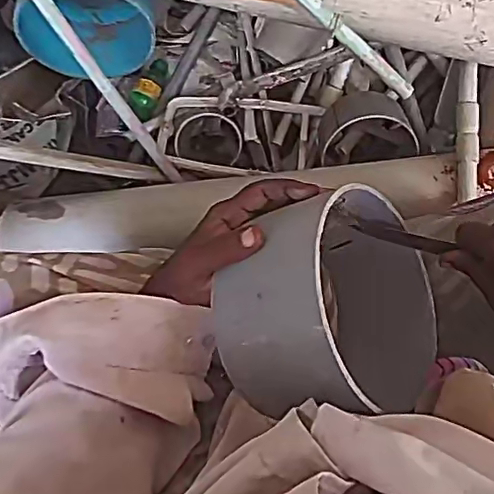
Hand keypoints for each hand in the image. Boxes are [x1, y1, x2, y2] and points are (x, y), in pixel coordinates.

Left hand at [141, 179, 322, 305]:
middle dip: (298, 198)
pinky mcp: (246, 260)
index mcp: (224, 218)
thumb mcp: (200, 263)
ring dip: (296, 218)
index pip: (260, 192)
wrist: (169, 304)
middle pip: (271, 203)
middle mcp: (234, 226)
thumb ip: (226, 248)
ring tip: (319, 221)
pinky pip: (272, 245)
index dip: (285, 188)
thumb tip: (255, 234)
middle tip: (323, 202)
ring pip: (274, 222)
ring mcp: (241, 243)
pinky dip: (289, 243)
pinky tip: (301, 251)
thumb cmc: (177, 283)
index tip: (308, 192)